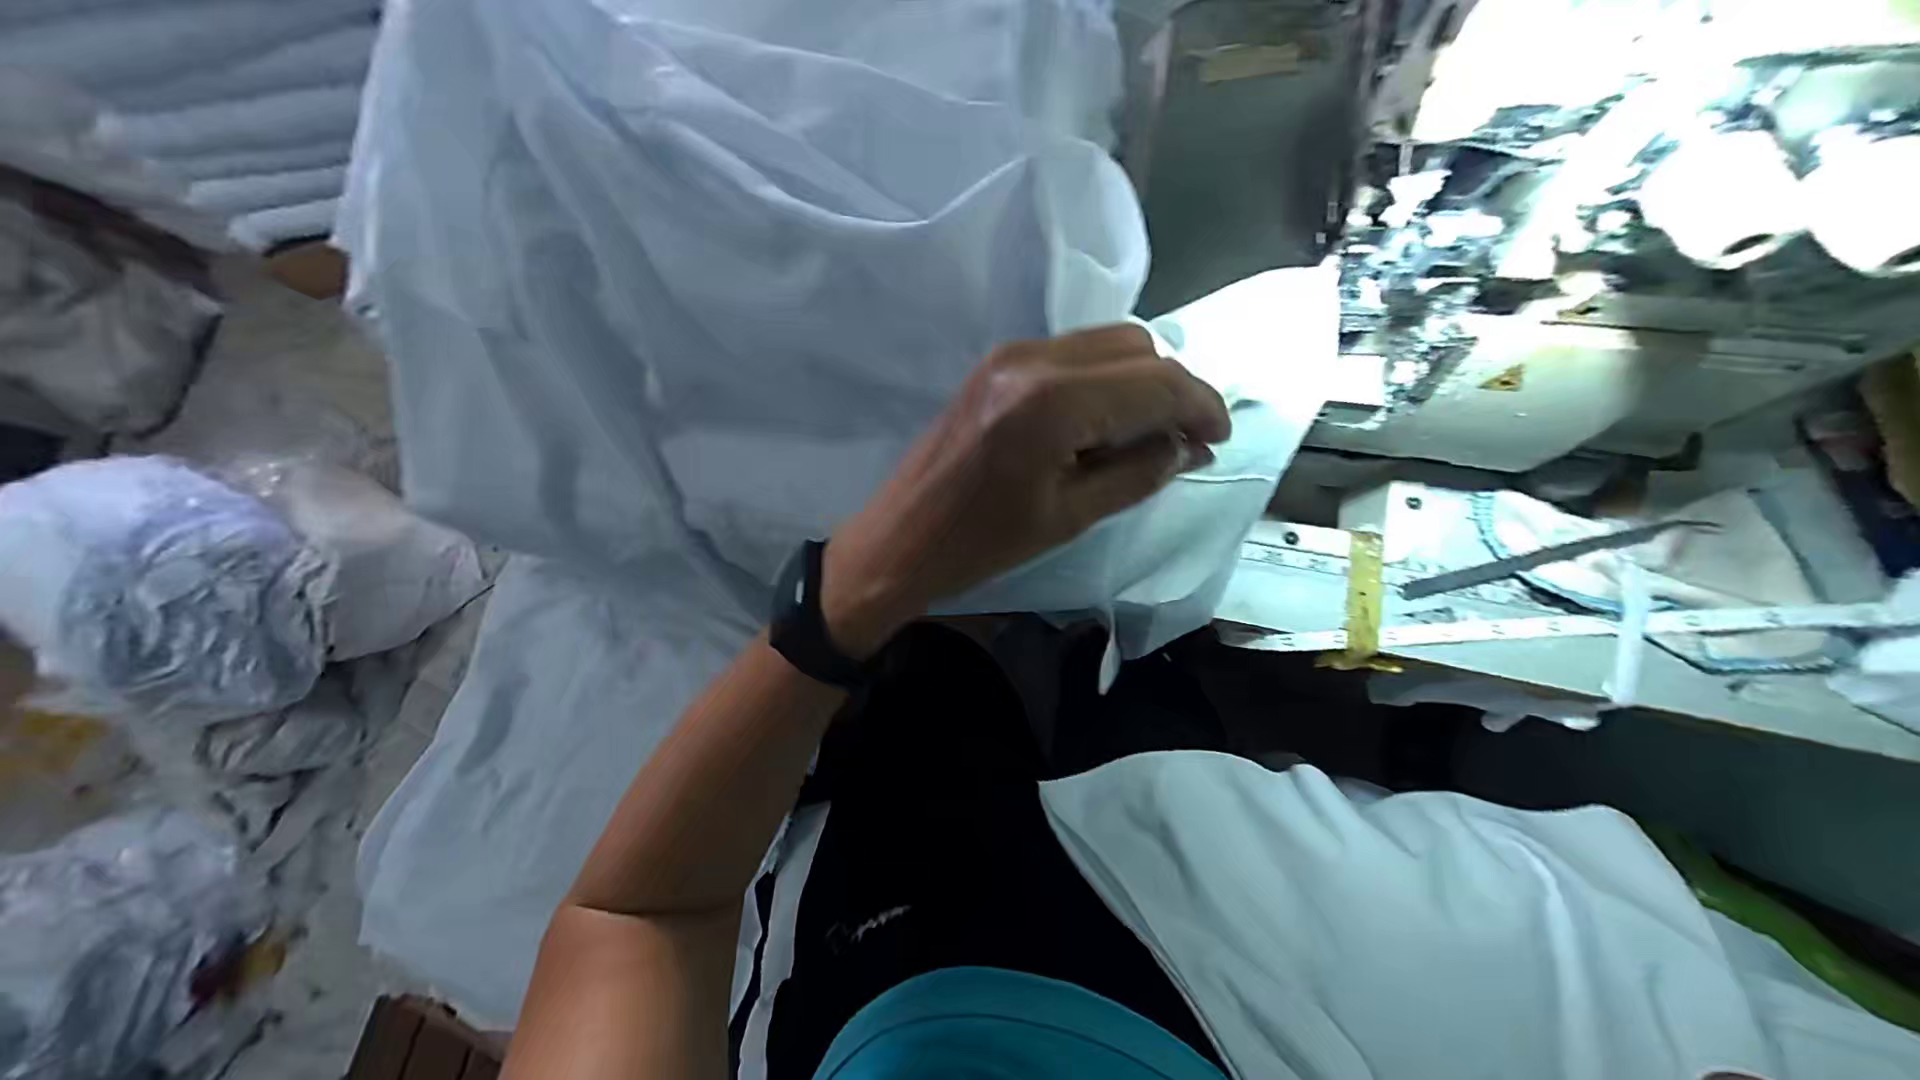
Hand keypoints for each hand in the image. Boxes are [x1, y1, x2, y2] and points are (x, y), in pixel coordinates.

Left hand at [822, 324, 1230, 657]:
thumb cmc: (980, 544)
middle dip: (1174, 390)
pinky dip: (1104, 380)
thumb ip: (1139, 473)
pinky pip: (1072, 355)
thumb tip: (1189, 445)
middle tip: (1185, 441)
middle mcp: (1032, 358)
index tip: (1219, 439)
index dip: (1201, 406)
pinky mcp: (995, 365)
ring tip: (1149, 435)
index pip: (1155, 382)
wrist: (898, 541)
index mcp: (1052, 400)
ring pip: (1106, 344)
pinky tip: (1105, 422)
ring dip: (1140, 381)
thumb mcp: (1070, 516)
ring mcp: (1009, 354)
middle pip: (1136, 347)